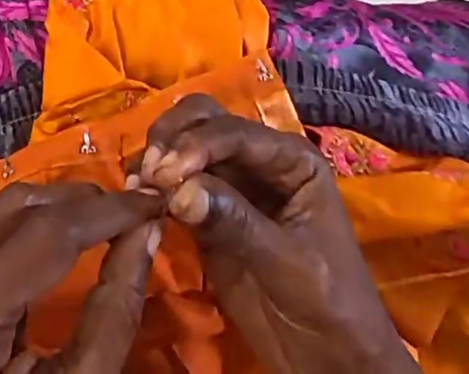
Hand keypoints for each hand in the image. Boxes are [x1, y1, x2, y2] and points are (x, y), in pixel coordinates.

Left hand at [0, 182, 164, 373]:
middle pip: (11, 210)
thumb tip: (144, 232)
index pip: (46, 236)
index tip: (150, 202)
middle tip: (121, 212)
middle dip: (75, 203)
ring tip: (81, 223)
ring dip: (36, 209)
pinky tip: (23, 241)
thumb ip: (111, 316)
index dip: (105, 212)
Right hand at [139, 95, 416, 373]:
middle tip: (150, 173)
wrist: (330, 362)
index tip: (164, 173)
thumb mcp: (289, 265)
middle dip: (172, 136)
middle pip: (204, 118)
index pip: (234, 133)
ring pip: (182, 140)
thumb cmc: (329, 308)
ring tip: (140, 186)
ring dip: (157, 154)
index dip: (197, 145)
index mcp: (290, 158)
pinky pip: (173, 179)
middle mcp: (257, 157)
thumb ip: (236, 223)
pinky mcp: (205, 206)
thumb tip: (177, 190)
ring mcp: (230, 179)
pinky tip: (138, 196)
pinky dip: (152, 181)